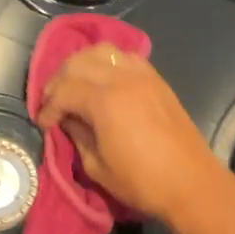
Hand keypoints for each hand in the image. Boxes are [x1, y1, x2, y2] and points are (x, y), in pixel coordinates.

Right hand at [36, 44, 234, 227]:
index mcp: (105, 102)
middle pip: (77, 63)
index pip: (63, 91)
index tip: (43, 124)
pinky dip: (107, 63)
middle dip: (58, 82)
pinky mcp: (156, 80)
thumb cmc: (142, 182)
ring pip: (102, 51)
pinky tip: (102, 83)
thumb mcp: (97, 167)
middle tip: (53, 104)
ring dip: (81, 65)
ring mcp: (142, 75)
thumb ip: (78, 137)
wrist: (191, 182)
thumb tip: (67, 120)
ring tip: (75, 87)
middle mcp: (122, 79)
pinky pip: (125, 57)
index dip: (48, 107)